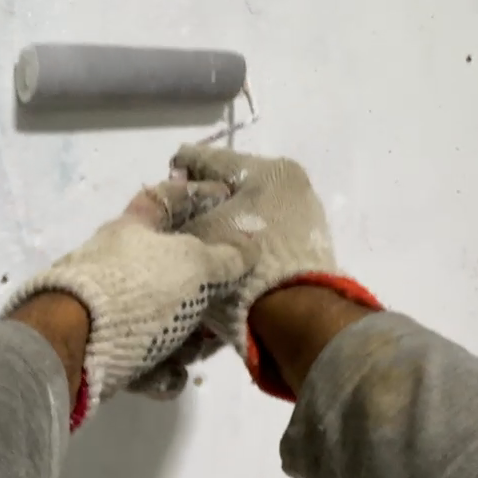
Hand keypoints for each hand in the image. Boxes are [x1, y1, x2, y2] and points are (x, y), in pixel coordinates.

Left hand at [4, 178, 247, 425]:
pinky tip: (172, 378)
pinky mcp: (99, 352)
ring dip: (185, 339)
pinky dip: (159, 371)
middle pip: (167, 272)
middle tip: (230, 305)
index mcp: (131, 230)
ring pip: (157, 321)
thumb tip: (247, 248)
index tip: (225, 198)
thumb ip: (224, 257)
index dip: (196, 194)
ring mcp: (104, 311)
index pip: (166, 199)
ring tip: (202, 352)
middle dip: (202, 292)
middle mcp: (115, 267)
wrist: (76, 344)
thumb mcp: (192, 263)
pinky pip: (140, 360)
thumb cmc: (138, 289)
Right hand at [169, 146, 339, 356]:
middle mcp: (293, 185)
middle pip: (237, 185)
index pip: (215, 159)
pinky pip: (263, 234)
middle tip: (180, 208)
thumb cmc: (242, 268)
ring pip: (251, 211)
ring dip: (226, 221)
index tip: (169, 169)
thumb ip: (181, 214)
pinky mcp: (308, 247)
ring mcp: (306, 216)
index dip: (186, 164)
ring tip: (198, 236)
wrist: (295, 317)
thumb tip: (179, 205)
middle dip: (208, 196)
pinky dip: (241, 239)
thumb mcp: (196, 235)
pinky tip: (222, 253)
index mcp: (269, 171)